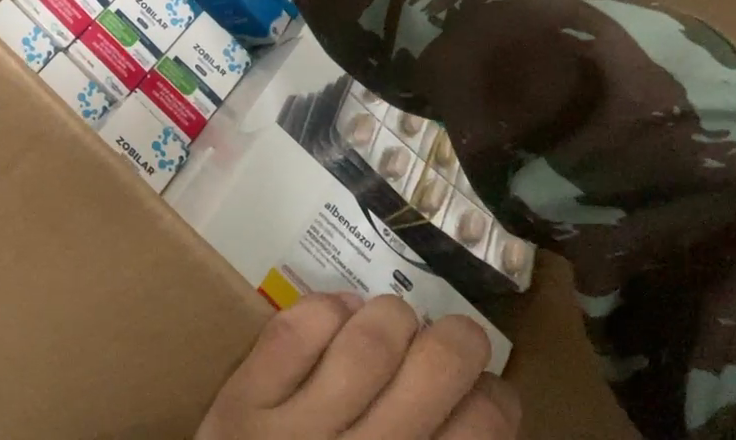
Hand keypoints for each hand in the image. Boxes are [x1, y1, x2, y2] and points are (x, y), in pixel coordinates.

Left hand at [198, 294, 520, 439]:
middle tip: (449, 340)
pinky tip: (337, 317)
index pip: (487, 423)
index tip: (479, 388)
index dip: (494, 392)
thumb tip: (477, 411)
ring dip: (391, 315)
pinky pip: (293, 333)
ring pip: (368, 339)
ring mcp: (299, 433)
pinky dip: (324, 309)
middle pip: (438, 363)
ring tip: (393, 324)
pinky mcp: (241, 406)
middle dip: (458, 337)